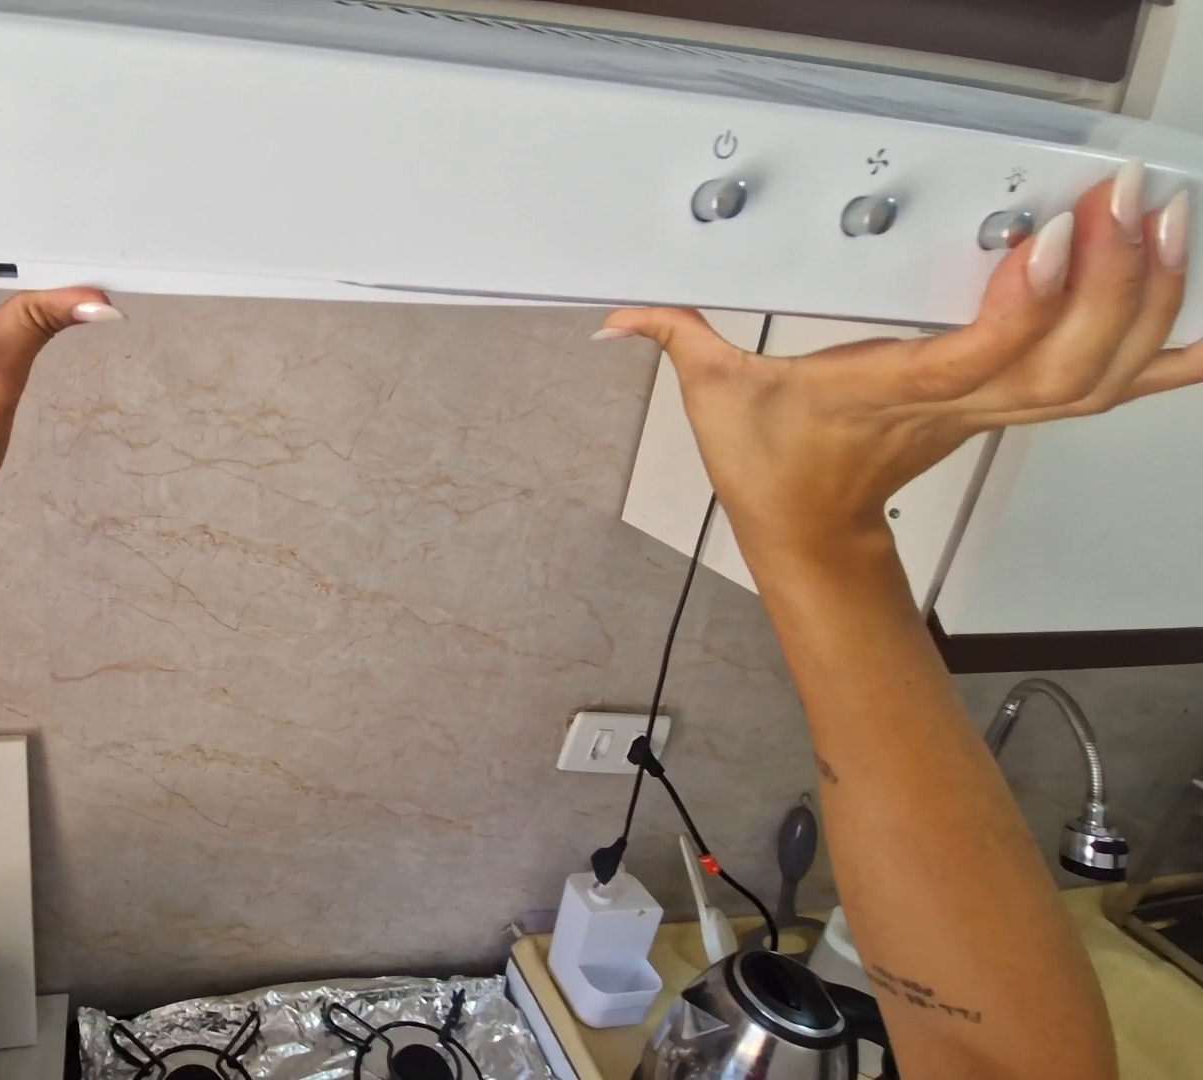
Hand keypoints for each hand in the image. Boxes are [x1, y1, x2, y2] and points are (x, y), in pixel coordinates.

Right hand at [602, 164, 1201, 562]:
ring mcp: (987, 413)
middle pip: (1069, 359)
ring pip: (1103, 372)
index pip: (976, 354)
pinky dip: (1171, 357)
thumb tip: (620, 318)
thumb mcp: (711, 395)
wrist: (802, 528)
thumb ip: (672, 337)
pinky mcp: (1001, 410)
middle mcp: (949, 405)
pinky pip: (1106, 388)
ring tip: (1161, 222)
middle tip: (1125, 202)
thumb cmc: (767, 469)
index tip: (1052, 231)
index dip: (1029, 298)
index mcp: (878, 395)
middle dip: (1119, 280)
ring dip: (1151, 300)